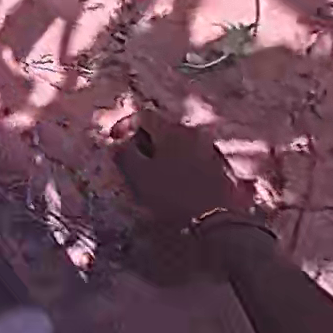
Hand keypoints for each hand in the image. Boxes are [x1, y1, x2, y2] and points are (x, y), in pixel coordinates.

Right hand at [111, 109, 250, 228]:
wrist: (214, 218)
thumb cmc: (170, 194)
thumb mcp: (138, 175)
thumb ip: (124, 154)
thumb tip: (117, 143)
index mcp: (171, 131)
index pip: (143, 115)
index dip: (124, 124)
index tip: (114, 140)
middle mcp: (192, 133)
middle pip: (162, 126)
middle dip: (143, 138)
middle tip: (131, 156)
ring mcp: (208, 147)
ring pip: (177, 140)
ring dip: (161, 150)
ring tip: (151, 169)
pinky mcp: (218, 163)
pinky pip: (191, 153)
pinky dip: (177, 159)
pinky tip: (172, 177)